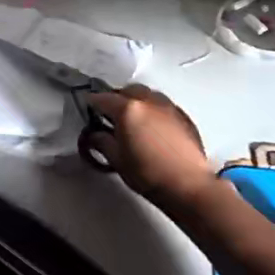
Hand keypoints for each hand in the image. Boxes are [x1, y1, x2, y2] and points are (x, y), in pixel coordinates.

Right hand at [85, 84, 217, 209]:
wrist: (186, 184)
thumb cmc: (150, 174)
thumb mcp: (117, 160)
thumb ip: (102, 142)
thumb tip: (96, 136)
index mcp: (128, 110)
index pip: (103, 98)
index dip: (92, 103)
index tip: (88, 108)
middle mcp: (149, 102)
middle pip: (127, 91)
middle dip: (116, 99)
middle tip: (109, 115)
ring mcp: (169, 107)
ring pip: (147, 95)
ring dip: (136, 102)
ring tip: (132, 121)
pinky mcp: (183, 117)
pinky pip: (163, 106)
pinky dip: (153, 111)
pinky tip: (151, 129)